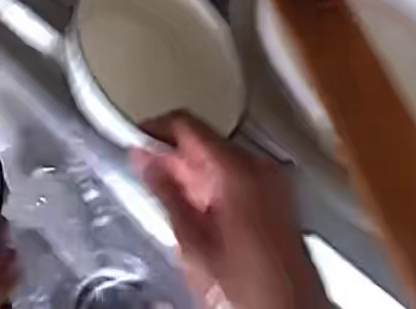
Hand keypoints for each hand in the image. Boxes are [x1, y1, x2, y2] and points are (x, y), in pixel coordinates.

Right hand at [132, 112, 328, 308]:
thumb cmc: (248, 292)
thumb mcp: (193, 243)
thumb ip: (165, 191)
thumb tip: (143, 158)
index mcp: (236, 169)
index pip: (186, 124)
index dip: (154, 128)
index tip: (133, 137)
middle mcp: (259, 167)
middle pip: (203, 140)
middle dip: (173, 156)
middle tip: (148, 172)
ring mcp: (275, 183)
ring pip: (219, 158)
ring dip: (193, 172)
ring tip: (172, 199)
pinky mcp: (282, 202)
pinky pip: (238, 175)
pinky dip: (215, 184)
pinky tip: (202, 212)